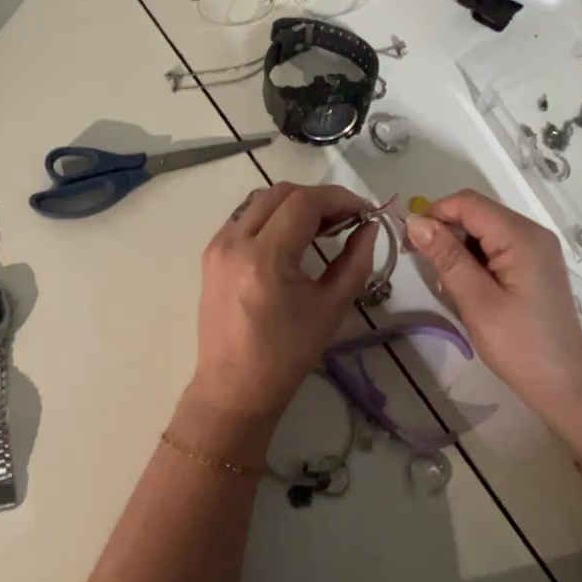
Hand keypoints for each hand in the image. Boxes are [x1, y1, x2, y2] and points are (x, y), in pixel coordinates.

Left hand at [189, 183, 378, 429]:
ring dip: (294, 204)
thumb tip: (370, 227)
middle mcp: (234, 243)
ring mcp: (217, 246)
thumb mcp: (332, 308)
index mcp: (264, 259)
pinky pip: (245, 218)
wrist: (235, 387)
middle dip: (318, 199)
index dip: (339, 199)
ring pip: (260, 201)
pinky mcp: (210, 254)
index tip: (363, 211)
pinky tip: (292, 239)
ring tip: (321, 228)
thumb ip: (356, 261)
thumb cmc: (287, 354)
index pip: (304, 203)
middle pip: (281, 193)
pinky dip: (272, 217)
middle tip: (345, 219)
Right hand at [405, 190, 581, 411]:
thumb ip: (446, 257)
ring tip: (449, 284)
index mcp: (521, 236)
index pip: (468, 203)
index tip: (411, 244)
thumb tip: (416, 221)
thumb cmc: (519, 345)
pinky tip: (469, 287)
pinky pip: (497, 247)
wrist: (563, 383)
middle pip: (477, 213)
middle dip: (446, 232)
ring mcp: (537, 249)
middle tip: (427, 268)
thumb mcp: (476, 301)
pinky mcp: (535, 265)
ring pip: (484, 230)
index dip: (434, 214)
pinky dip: (476, 259)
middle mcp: (532, 233)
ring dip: (459, 248)